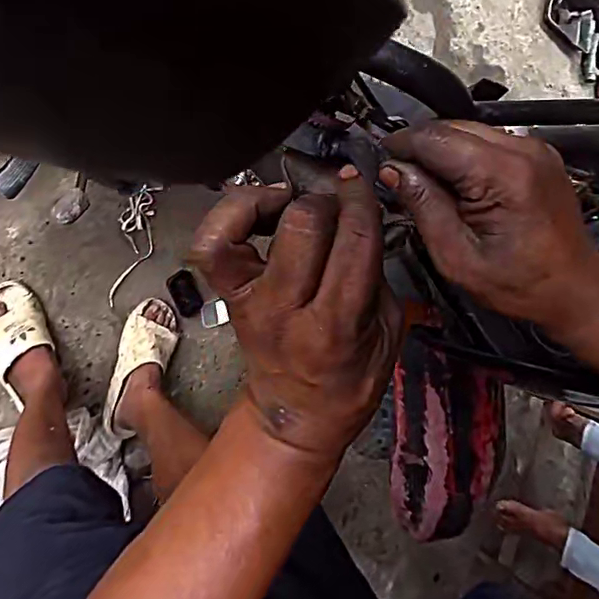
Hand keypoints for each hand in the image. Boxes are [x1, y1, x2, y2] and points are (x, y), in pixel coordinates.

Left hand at [187, 169, 401, 459]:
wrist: (296, 415)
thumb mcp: (388, 331)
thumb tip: (359, 216)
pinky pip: (211, 244)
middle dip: (324, 200)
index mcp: (334, 327)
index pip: (351, 243)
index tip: (358, 184)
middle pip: (301, 225)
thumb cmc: (348, 379)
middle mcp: (284, 311)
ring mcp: (247, 302)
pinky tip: (259, 210)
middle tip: (333, 203)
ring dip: (273, 199)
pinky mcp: (226, 295)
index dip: (358, 201)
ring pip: (242, 226)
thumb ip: (377, 274)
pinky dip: (230, 215)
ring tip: (291, 199)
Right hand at [381, 120, 598, 332]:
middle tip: (397, 174)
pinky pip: (484, 138)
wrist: (575, 287)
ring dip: (438, 149)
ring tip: (425, 182)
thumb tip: (394, 171)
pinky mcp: (534, 152)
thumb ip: (423, 206)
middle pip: (449, 126)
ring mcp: (533, 148)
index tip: (381, 160)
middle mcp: (523, 152)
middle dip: (416, 147)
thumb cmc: (527, 283)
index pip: (434, 139)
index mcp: (505, 175)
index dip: (400, 146)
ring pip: (465, 128)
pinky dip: (461, 153)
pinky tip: (454, 182)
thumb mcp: (457, 256)